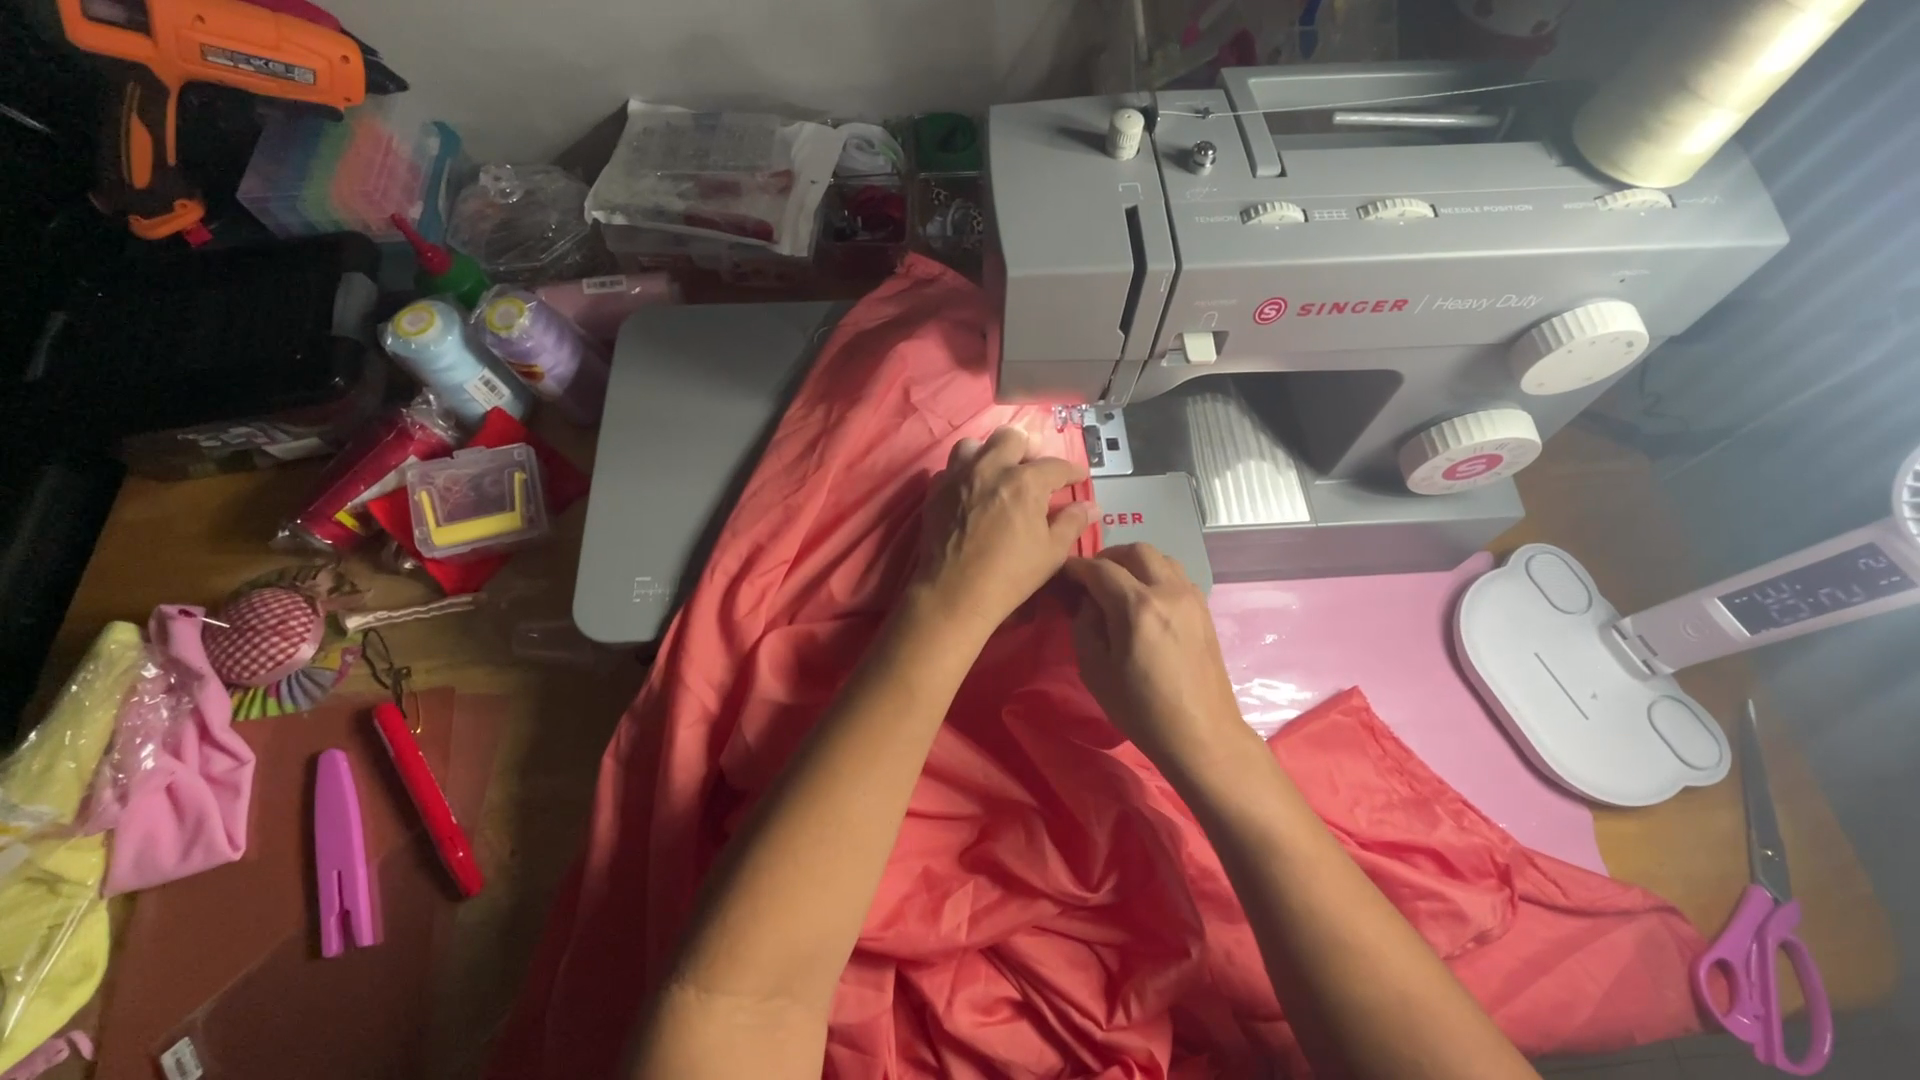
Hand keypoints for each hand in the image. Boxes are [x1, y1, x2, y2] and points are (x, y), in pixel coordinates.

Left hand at [915, 426, 1094, 634]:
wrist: (953, 593)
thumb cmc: (1010, 576)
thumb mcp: (1052, 552)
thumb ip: (1072, 522)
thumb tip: (1091, 507)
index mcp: (1025, 481)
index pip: (1056, 465)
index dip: (1072, 471)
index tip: (1078, 477)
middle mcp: (990, 468)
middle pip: (1011, 438)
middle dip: (1028, 448)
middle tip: (1035, 468)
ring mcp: (958, 477)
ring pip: (974, 445)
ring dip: (989, 453)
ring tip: (998, 470)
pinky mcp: (936, 491)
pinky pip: (950, 468)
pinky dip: (963, 473)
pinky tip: (971, 490)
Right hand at [1063, 544, 1248, 763]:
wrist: (1200, 733)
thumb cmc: (1141, 709)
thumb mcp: (1095, 670)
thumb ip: (1085, 625)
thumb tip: (1088, 602)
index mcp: (1136, 607)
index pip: (1099, 569)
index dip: (1076, 568)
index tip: (1063, 574)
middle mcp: (1167, 591)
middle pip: (1135, 551)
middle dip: (1108, 558)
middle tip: (1092, 578)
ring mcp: (1191, 597)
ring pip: (1161, 558)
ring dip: (1135, 563)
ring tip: (1119, 585)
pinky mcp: (1204, 609)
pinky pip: (1176, 575)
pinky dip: (1156, 575)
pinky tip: (1145, 600)